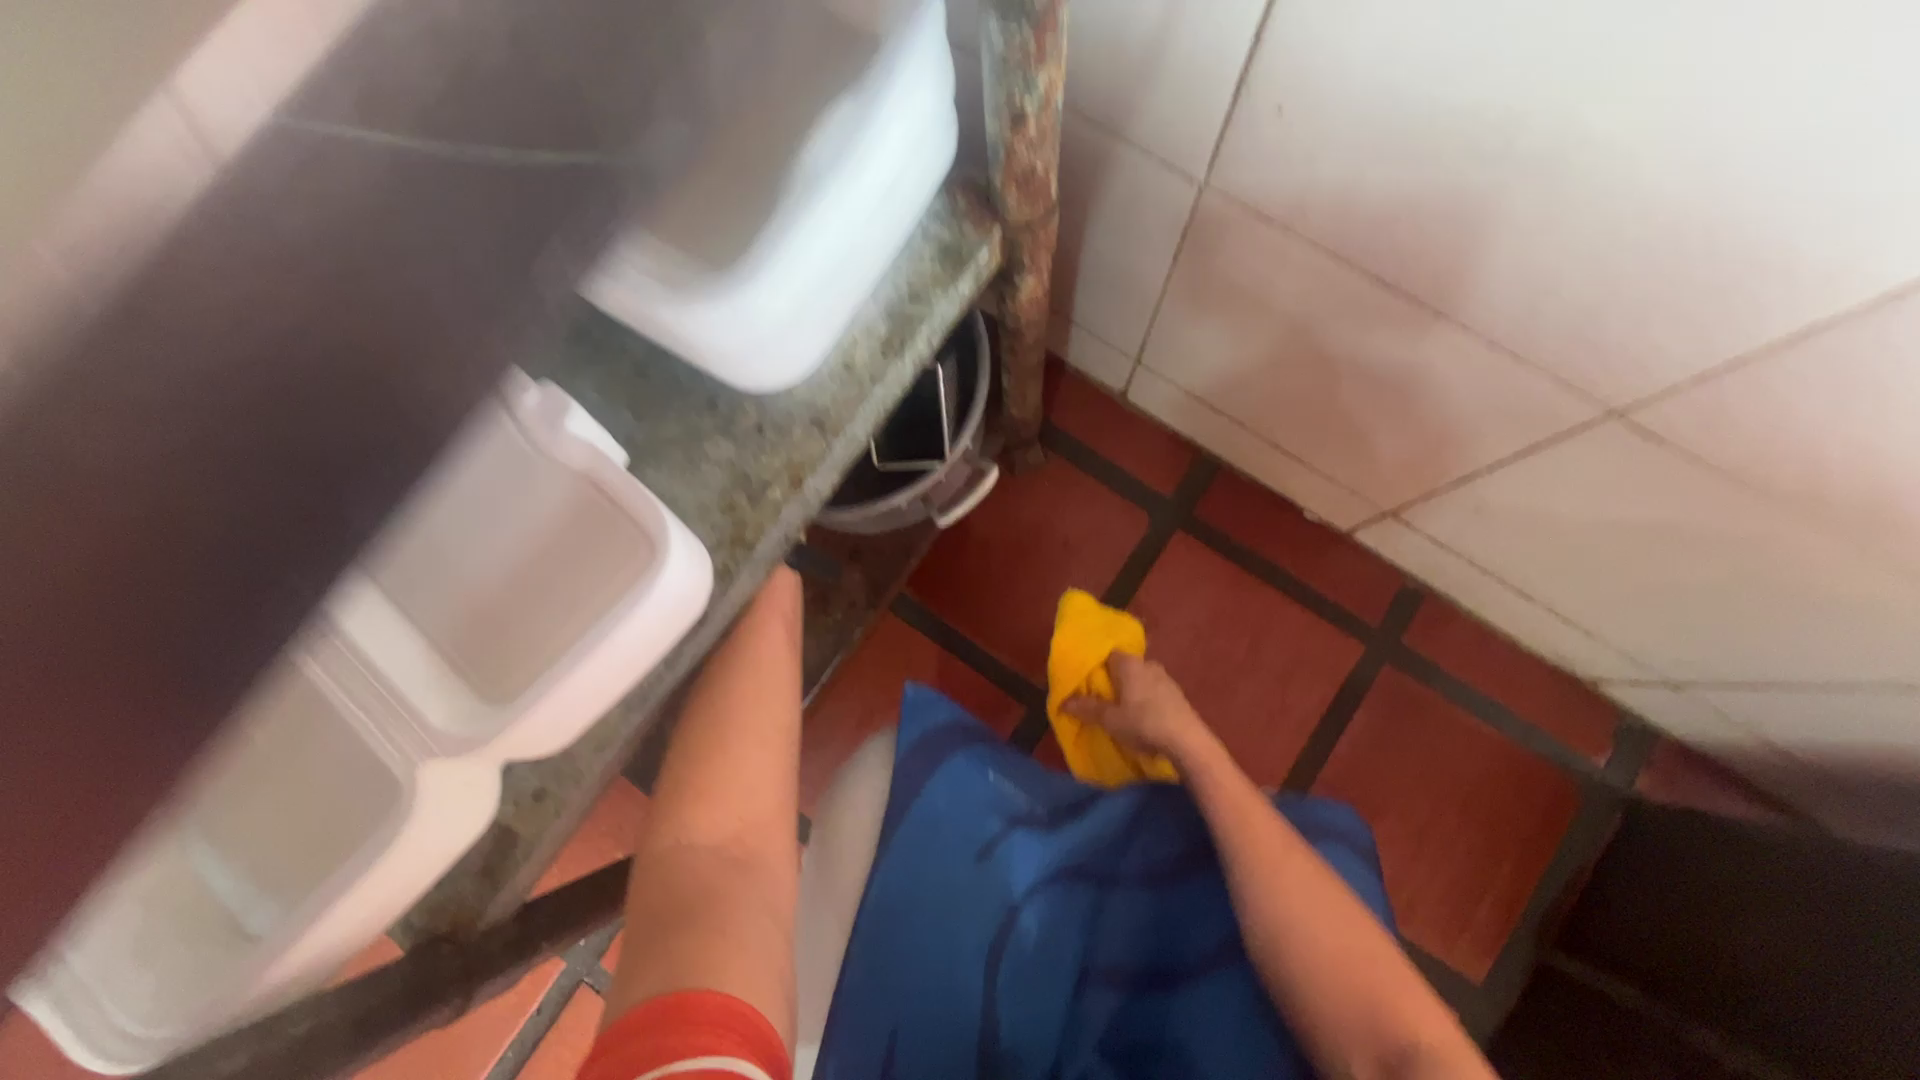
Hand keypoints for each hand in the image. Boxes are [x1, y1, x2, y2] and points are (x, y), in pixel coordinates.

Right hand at [1065, 653, 1214, 763]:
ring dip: (1130, 691)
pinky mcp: (1177, 695)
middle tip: (1100, 697)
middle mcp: (1148, 664)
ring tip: (1119, 710)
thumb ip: (1087, 708)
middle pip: (1124, 667)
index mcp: (1129, 663)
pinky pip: (1153, 691)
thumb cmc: (1143, 723)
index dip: (1096, 665)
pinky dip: (1144, 700)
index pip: (1108, 654)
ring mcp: (1166, 678)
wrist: (1187, 741)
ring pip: (1140, 679)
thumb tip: (1063, 702)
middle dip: (1113, 680)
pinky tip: (1141, 717)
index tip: (1086, 680)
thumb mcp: (1110, 719)